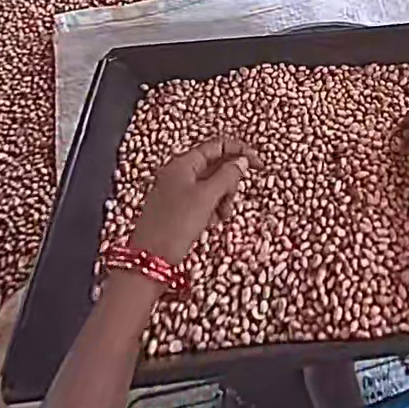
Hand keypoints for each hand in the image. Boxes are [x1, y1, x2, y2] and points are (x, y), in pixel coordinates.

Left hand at [128, 137, 254, 264]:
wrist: (149, 261)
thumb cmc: (176, 225)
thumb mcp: (207, 197)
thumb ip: (228, 175)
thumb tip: (243, 160)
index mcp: (183, 163)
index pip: (218, 146)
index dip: (240, 152)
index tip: (259, 165)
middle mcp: (179, 173)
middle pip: (215, 166)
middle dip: (229, 181)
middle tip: (231, 199)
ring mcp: (176, 191)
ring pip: (211, 185)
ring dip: (223, 197)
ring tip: (221, 215)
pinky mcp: (177, 209)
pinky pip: (202, 200)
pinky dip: (212, 208)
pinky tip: (212, 222)